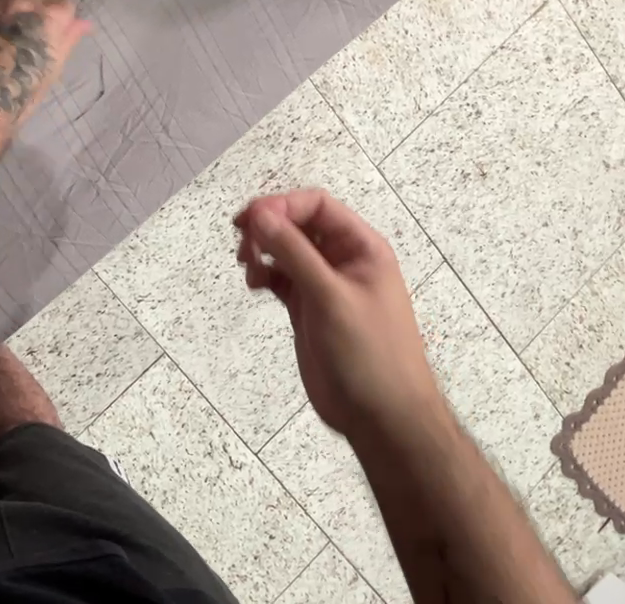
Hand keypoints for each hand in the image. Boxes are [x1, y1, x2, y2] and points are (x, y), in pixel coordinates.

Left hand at [0, 0, 89, 125]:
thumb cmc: (25, 88)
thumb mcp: (54, 67)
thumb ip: (69, 39)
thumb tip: (85, 23)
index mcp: (47, 16)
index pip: (65, 6)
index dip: (63, 23)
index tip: (56, 40)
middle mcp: (22, 4)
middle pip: (38, 2)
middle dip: (39, 17)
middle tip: (33, 42)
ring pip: (15, 4)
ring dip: (17, 17)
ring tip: (11, 42)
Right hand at [235, 190, 442, 443]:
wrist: (382, 419)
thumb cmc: (367, 352)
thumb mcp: (330, 297)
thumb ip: (294, 252)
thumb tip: (259, 213)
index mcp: (360, 246)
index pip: (316, 205)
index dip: (281, 205)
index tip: (249, 221)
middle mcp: (342, 258)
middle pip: (297, 223)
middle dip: (267, 227)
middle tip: (242, 246)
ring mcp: (323, 283)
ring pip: (285, 249)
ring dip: (262, 250)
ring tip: (248, 269)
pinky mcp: (307, 307)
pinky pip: (280, 276)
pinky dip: (264, 274)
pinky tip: (254, 285)